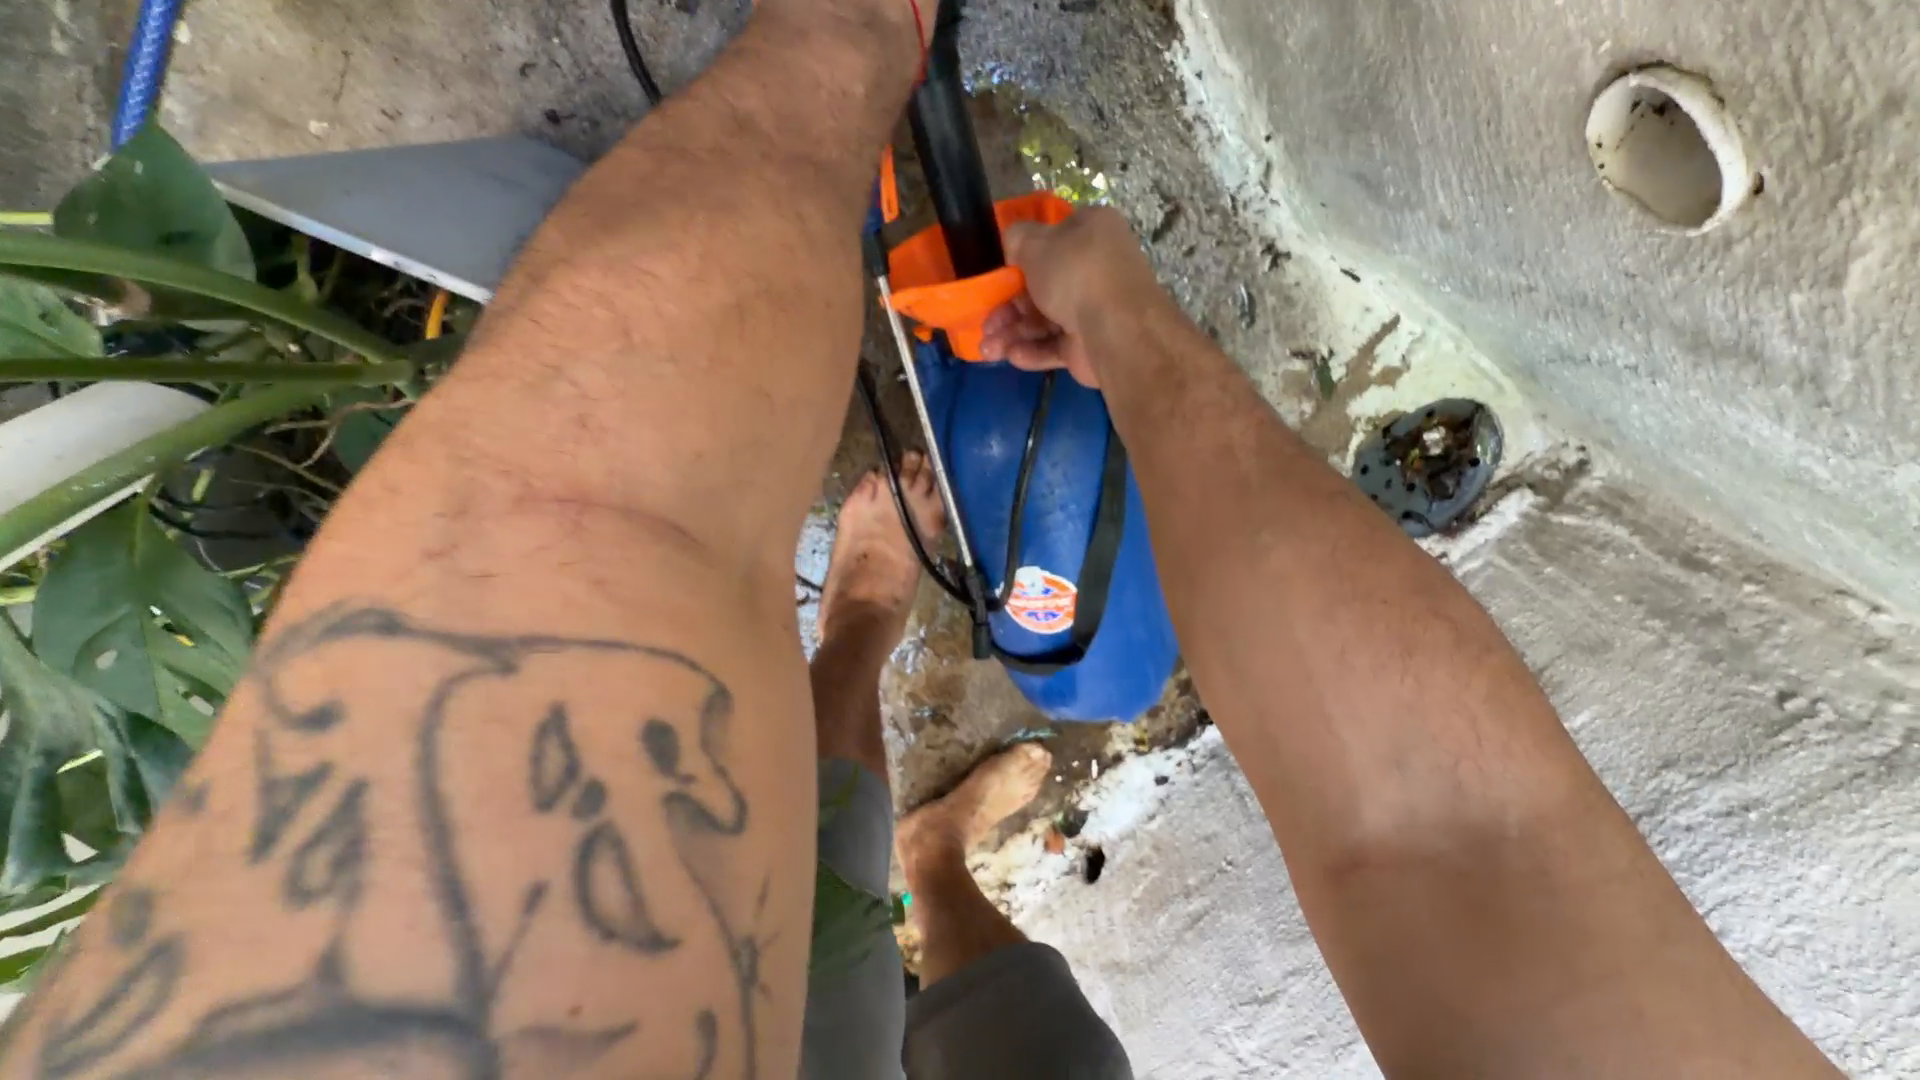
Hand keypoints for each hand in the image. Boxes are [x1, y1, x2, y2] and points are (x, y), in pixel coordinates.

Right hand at [980, 206, 1164, 387]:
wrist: (1116, 329)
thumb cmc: (1075, 273)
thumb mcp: (1036, 243)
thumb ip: (1017, 239)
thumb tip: (1012, 242)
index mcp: (1090, 232)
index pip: (1052, 239)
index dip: (1020, 258)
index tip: (997, 276)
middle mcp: (1095, 268)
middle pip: (1042, 286)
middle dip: (1007, 308)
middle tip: (985, 324)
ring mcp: (1094, 308)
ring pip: (1044, 320)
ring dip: (1012, 333)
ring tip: (987, 349)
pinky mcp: (1089, 344)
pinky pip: (1055, 345)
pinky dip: (1032, 351)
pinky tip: (1011, 356)